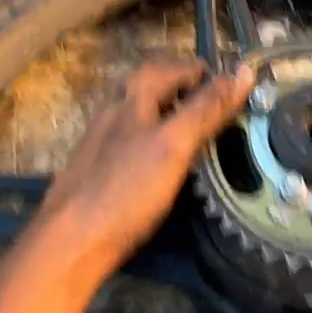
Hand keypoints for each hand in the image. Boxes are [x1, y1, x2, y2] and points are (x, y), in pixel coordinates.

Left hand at [34, 58, 255, 274]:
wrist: (67, 246)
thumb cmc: (126, 189)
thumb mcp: (174, 144)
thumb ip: (208, 108)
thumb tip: (244, 70)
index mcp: (134, 93)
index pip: (179, 67)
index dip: (209, 74)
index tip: (237, 91)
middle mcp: (115, 106)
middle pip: (156, 85)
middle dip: (188, 90)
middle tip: (220, 107)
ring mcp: (102, 138)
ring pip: (144, 112)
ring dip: (172, 115)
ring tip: (200, 133)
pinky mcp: (97, 167)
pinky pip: (135, 139)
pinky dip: (157, 140)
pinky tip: (166, 163)